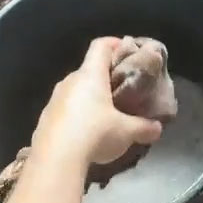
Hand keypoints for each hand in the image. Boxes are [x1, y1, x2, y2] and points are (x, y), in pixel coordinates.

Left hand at [29, 38, 164, 168]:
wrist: (55, 159)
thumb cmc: (95, 133)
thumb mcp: (126, 132)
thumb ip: (144, 127)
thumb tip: (157, 128)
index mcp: (91, 75)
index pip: (101, 46)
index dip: (114, 43)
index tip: (126, 49)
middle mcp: (70, 81)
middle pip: (88, 69)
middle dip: (105, 77)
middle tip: (122, 90)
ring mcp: (54, 99)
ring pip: (76, 90)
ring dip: (90, 98)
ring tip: (105, 114)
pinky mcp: (45, 118)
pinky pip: (65, 109)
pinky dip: (77, 115)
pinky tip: (86, 133)